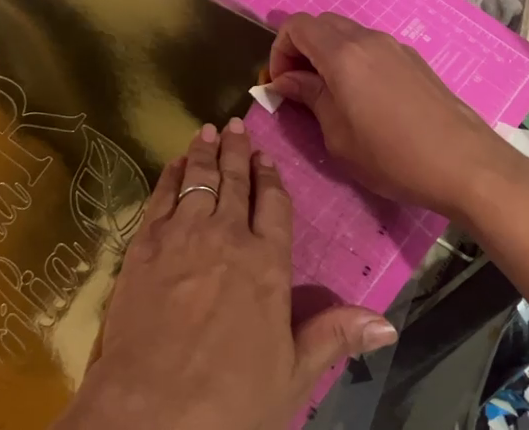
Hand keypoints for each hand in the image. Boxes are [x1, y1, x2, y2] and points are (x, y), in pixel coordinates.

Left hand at [56, 118, 397, 429]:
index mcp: (266, 265)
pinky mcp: (143, 243)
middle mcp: (225, 237)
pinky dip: (169, 174)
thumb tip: (385, 322)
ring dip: (203, 153)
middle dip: (237, 152)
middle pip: (234, 183)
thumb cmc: (230, 399)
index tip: (267, 158)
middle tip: (236, 126)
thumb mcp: (292, 375)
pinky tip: (173, 163)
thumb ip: (332, 337)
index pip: (274, 207)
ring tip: (207, 132)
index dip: (271, 179)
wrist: (153, 408)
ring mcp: (181, 236)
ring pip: (196, 180)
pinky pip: (160, 196)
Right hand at [266, 12, 528, 220]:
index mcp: (342, 54)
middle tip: (300, 86)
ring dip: (328, 53)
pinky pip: (370, 47)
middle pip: (321, 24)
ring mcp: (395, 47)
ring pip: (347, 33)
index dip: (279, 50)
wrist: (468, 167)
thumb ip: (309, 98)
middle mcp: (367, 39)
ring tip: (330, 93)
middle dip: (301, 48)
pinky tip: (363, 98)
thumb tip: (287, 81)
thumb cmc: (393, 157)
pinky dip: (353, 60)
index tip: (281, 84)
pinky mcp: (414, 61)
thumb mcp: (338, 136)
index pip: (296, 25)